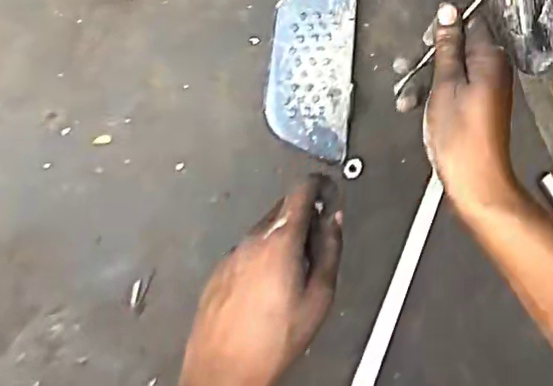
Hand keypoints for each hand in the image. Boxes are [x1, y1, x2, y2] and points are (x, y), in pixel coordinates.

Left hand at [180, 176, 343, 385]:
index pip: (303, 188)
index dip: (320, 185)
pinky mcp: (218, 270)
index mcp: (281, 239)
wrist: (221, 377)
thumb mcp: (319, 298)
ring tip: (290, 276)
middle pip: (285, 207)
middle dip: (304, 217)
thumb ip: (331, 250)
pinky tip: (265, 289)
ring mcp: (233, 253)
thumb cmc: (273, 342)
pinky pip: (247, 250)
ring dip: (282, 238)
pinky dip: (261, 256)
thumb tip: (334, 220)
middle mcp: (254, 238)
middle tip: (314, 246)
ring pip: (265, 229)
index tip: (329, 194)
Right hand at [424, 4, 523, 215]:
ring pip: (455, 65)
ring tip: (410, 92)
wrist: (476, 182)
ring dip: (430, 74)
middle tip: (412, 65)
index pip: (470, 20)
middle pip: (461, 43)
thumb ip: (447, 46)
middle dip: (433, 53)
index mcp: (491, 56)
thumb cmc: (462, 139)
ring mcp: (489, 84)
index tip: (426, 38)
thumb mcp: (444, 84)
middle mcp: (495, 66)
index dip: (444, 25)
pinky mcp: (481, 100)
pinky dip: (438, 90)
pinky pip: (458, 83)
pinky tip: (419, 103)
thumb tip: (448, 13)